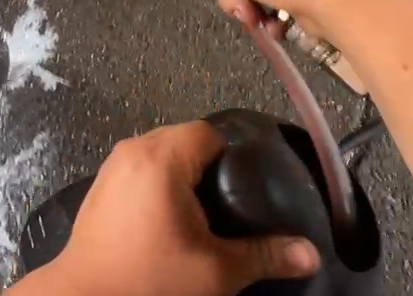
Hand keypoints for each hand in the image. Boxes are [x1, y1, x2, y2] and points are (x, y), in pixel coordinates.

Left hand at [14, 121, 318, 295]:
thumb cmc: (152, 280)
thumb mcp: (216, 271)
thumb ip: (264, 256)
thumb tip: (310, 253)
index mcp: (161, 157)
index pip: (207, 132)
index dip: (234, 153)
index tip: (255, 183)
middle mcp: (133, 149)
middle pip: (183, 139)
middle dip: (211, 166)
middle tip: (237, 203)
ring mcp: (113, 165)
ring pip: (160, 154)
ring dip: (184, 175)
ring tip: (210, 213)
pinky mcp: (102, 185)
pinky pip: (140, 168)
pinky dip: (160, 184)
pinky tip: (175, 218)